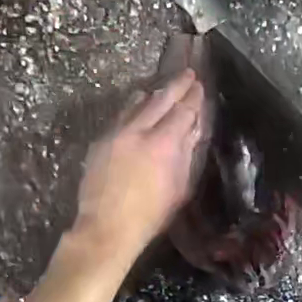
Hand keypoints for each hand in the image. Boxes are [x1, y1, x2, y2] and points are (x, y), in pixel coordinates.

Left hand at [71, 70, 206, 261]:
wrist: (107, 227)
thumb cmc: (151, 215)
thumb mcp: (179, 188)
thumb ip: (186, 155)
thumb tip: (192, 131)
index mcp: (164, 144)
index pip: (183, 111)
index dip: (194, 98)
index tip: (201, 86)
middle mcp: (139, 130)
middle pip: (160, 99)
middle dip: (177, 85)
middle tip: (188, 74)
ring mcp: (116, 133)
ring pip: (137, 103)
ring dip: (153, 94)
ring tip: (163, 88)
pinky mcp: (100, 141)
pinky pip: (121, 116)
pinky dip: (134, 108)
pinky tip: (137, 108)